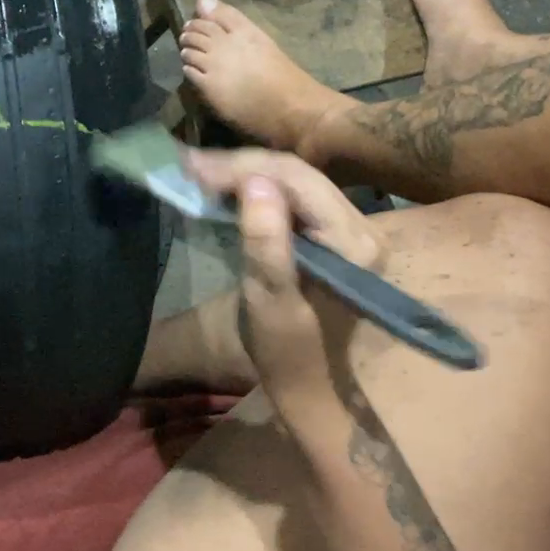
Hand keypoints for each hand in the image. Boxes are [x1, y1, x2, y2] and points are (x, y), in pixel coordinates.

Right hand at [186, 149, 386, 399]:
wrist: (307, 385)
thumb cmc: (286, 350)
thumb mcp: (270, 299)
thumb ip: (267, 242)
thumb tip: (256, 184)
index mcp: (351, 241)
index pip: (297, 179)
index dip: (244, 167)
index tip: (196, 169)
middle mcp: (360, 226)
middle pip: (296, 173)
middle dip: (240, 166)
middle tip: (189, 167)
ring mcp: (347, 229)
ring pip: (291, 180)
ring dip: (243, 173)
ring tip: (198, 172)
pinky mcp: (329, 234)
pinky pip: (290, 196)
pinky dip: (252, 188)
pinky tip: (222, 186)